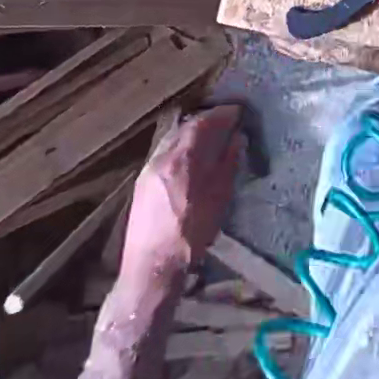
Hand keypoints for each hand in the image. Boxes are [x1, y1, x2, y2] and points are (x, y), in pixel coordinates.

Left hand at [120, 105, 244, 282]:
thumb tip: (237, 140)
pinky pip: (162, 153)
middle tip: (224, 121)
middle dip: (205, 120)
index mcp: (181, 159)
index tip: (236, 111)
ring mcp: (147, 169)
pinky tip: (188, 157)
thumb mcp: (217, 201)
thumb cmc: (189, 236)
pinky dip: (178, 147)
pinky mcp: (141, 182)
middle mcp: (160, 157)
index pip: (201, 124)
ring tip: (208, 137)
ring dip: (190, 133)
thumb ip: (227, 166)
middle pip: (183, 127)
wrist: (152, 266)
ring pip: (171, 139)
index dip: (220, 114)